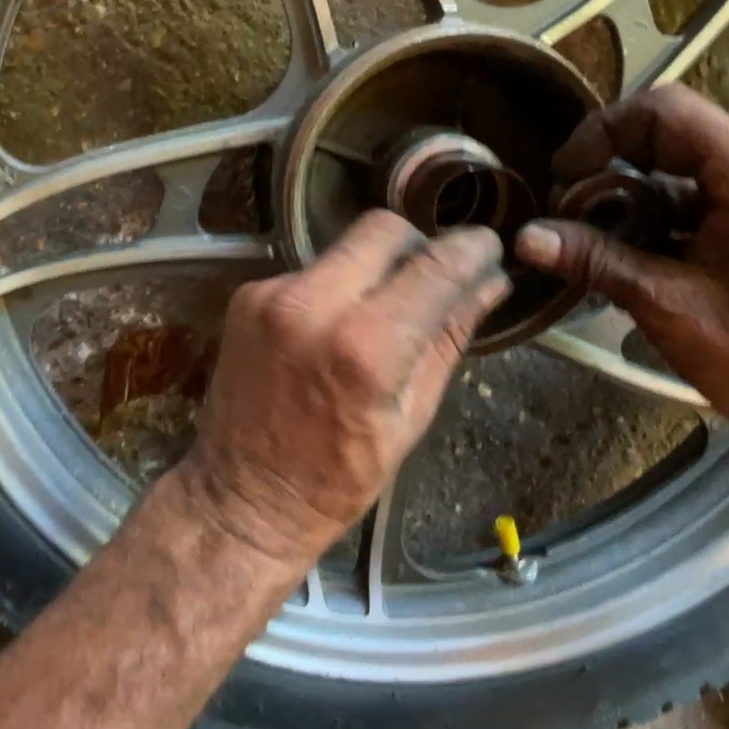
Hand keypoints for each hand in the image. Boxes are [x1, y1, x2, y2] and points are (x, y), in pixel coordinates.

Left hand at [179, 213, 508, 560]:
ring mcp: (271, 295)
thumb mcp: (409, 418)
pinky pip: (310, 272)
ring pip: (344, 248)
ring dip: (374, 268)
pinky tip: (336, 327)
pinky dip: (335, 288)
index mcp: (361, 347)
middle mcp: (310, 305)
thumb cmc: (336, 479)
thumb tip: (488, 285)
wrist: (240, 498)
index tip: (488, 246)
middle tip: (434, 276)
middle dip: (418, 244)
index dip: (470, 250)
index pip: (432, 268)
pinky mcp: (247, 295)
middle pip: (382, 230)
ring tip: (383, 312)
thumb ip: (446, 339)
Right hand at [516, 85, 728, 452]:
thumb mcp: (671, 306)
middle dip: (609, 171)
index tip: (561, 180)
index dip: (600, 133)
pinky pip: (707, 202)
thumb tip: (524, 238)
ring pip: (686, 174)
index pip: (663, 111)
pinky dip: (663, 222)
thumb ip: (595, 260)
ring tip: (593, 248)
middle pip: (672, 138)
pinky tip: (634, 264)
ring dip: (632, 202)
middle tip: (568, 217)